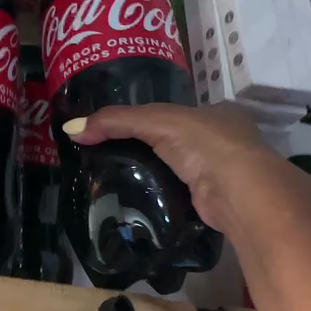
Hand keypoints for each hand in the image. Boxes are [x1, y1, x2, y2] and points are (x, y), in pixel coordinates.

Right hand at [62, 103, 273, 232]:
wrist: (240, 192)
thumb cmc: (204, 144)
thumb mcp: (156, 120)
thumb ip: (115, 121)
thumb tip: (70, 128)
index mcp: (219, 112)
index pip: (176, 111)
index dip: (149, 117)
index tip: (121, 129)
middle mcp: (226, 139)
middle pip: (178, 139)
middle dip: (152, 146)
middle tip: (115, 154)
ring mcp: (224, 171)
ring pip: (181, 167)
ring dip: (157, 172)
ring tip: (121, 176)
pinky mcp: (215, 199)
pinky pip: (182, 192)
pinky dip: (164, 193)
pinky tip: (143, 196)